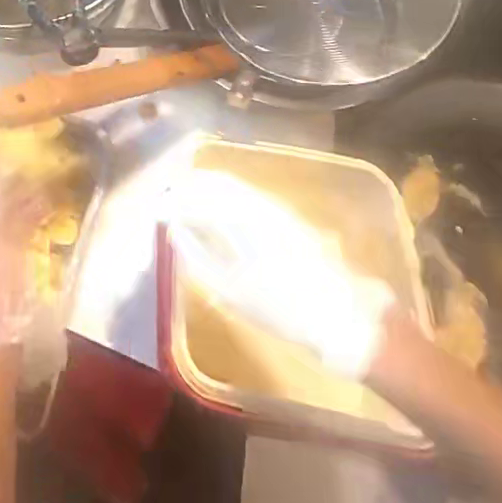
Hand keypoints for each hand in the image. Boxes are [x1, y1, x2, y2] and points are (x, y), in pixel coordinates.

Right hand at [166, 169, 394, 378]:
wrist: (343, 317)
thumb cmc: (283, 310)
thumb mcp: (232, 291)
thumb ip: (199, 257)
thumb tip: (177, 232)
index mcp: (241, 220)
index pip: (198, 198)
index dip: (175, 201)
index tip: (157, 208)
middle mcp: (257, 206)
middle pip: (216, 185)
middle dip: (188, 188)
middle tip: (168, 198)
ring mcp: (275, 210)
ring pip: (232, 187)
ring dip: (206, 188)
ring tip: (187, 198)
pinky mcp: (287, 219)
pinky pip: (247, 196)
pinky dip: (226, 195)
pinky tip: (219, 207)